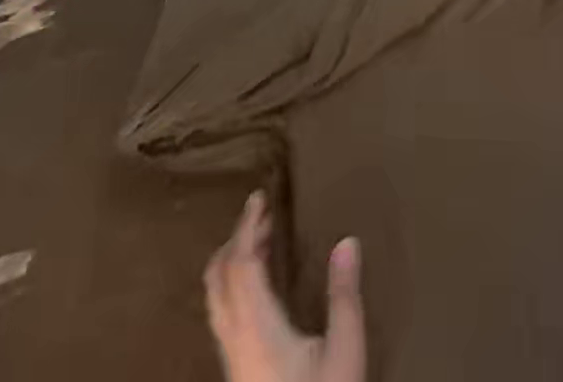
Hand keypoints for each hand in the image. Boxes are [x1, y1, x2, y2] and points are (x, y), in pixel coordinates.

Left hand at [204, 192, 365, 381]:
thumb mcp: (345, 350)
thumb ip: (344, 294)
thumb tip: (347, 241)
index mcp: (258, 327)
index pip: (240, 263)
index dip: (247, 226)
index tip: (258, 197)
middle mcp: (235, 337)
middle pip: (219, 276)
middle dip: (236, 238)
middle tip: (262, 213)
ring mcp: (231, 356)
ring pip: (215, 296)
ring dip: (231, 259)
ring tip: (259, 240)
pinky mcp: (235, 369)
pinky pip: (222, 311)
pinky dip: (233, 281)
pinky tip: (258, 286)